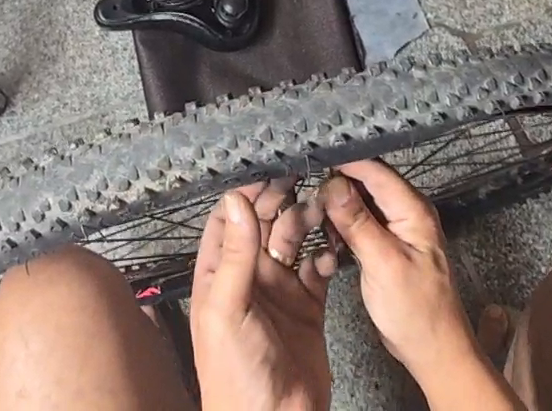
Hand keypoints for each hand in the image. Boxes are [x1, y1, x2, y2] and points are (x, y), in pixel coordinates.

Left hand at [191, 180, 338, 410]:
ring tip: (321, 207)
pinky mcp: (307, 306)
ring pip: (292, 240)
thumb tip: (237, 201)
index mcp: (219, 276)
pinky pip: (317, 267)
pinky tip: (332, 247)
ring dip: (306, 221)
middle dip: (279, 199)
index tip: (267, 173)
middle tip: (300, 178)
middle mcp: (248, 277)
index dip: (245, 194)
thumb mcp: (227, 311)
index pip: (227, 220)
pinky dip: (326, 253)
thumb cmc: (235, 378)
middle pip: (262, 224)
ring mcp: (278, 291)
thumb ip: (234, 257)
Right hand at [318, 162, 491, 393]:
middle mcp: (404, 211)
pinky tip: (327, 234)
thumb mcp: (383, 263)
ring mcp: (394, 228)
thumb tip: (333, 184)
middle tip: (307, 193)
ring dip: (336, 206)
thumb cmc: (417, 311)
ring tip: (313, 215)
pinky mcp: (384, 244)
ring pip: (358, 201)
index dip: (343, 162)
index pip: (374, 169)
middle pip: (364, 181)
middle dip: (335, 184)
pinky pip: (358, 222)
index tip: (312, 159)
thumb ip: (357, 221)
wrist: (433, 353)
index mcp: (412, 208)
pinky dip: (342, 225)